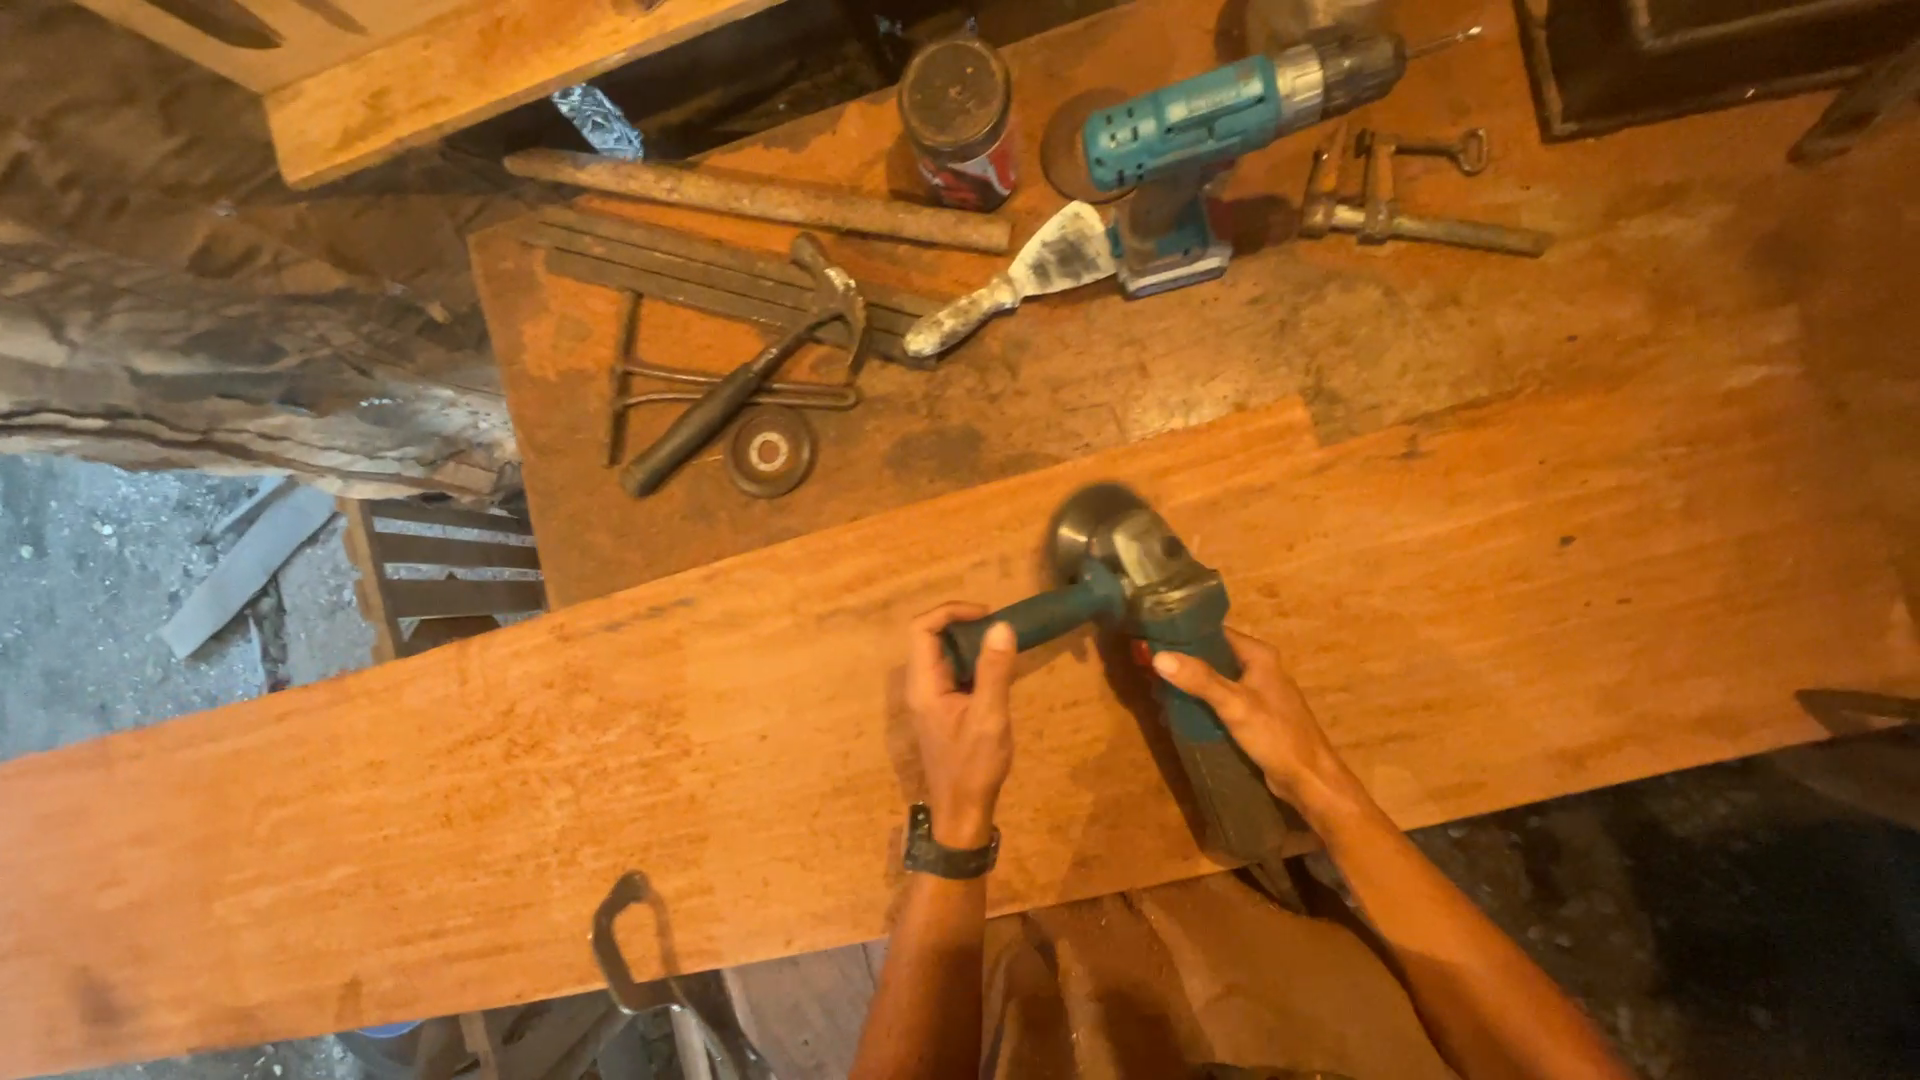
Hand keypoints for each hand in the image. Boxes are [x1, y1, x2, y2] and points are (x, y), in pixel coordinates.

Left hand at [905, 604, 1017, 848]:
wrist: (963, 811)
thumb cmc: (973, 766)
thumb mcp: (989, 716)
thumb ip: (994, 670)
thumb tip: (1001, 626)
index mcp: (923, 685)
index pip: (922, 629)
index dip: (950, 612)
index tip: (986, 615)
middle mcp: (920, 686)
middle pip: (929, 637)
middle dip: (961, 623)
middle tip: (996, 627)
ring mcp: (930, 697)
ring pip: (941, 653)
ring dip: (968, 641)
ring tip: (1000, 643)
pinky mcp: (942, 708)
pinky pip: (952, 671)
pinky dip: (972, 661)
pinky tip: (996, 668)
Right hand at [1149, 628, 1361, 817]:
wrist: (1309, 780)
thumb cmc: (1276, 735)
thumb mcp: (1234, 704)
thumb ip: (1199, 679)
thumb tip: (1158, 656)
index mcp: (1259, 655)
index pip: (1215, 632)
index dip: (1184, 634)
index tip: (1153, 639)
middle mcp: (1259, 667)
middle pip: (1214, 655)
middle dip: (1183, 661)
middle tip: (1149, 665)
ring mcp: (1258, 692)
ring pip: (1216, 679)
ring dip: (1191, 682)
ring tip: (1158, 685)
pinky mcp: (1254, 714)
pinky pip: (1222, 699)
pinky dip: (1202, 701)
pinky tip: (1181, 709)